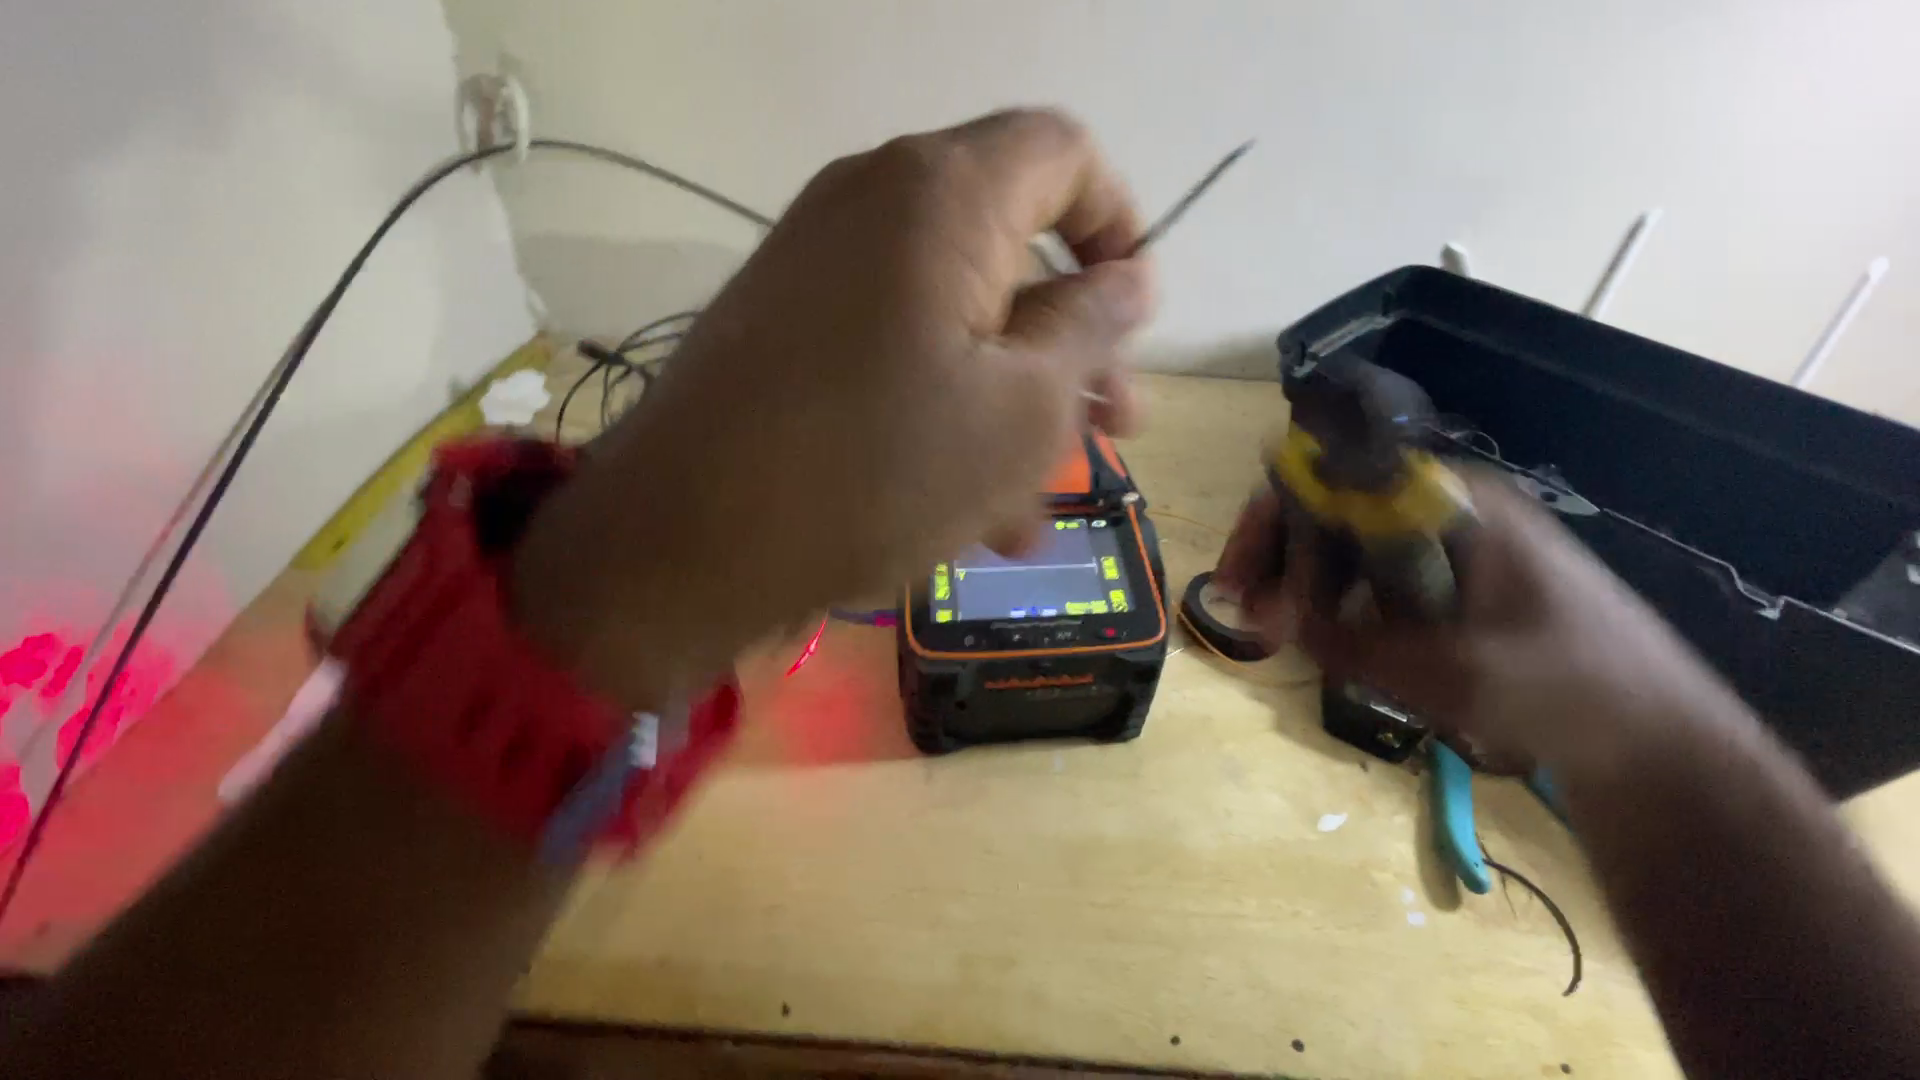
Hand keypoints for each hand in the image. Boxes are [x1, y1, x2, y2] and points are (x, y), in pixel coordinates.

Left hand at [512, 110, 1154, 705]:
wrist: (683, 544)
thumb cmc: (877, 473)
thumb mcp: (1021, 414)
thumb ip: (1090, 333)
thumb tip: (1129, 281)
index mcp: (943, 194)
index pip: (1065, 154)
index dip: (1119, 226)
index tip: (1134, 319)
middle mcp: (874, 205)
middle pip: (1011, 251)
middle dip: (1073, 349)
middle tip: (1112, 433)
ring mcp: (819, 269)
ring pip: (954, 322)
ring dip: (1009, 408)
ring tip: (1031, 509)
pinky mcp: (785, 331)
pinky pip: (893, 355)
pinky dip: (941, 415)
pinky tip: (967, 513)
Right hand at [1217, 471, 1751, 777]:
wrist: (1660, 745)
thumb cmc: (1569, 691)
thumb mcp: (1451, 670)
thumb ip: (1348, 641)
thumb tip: (1260, 611)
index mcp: (1455, 503)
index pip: (1337, 482)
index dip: (1274, 521)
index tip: (1238, 579)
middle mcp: (1444, 512)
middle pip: (1333, 511)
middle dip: (1278, 559)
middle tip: (1242, 613)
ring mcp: (1448, 549)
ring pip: (1346, 547)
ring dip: (1299, 585)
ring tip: (1270, 636)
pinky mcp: (1450, 589)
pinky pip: (1371, 581)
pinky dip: (1334, 607)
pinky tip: (1319, 642)